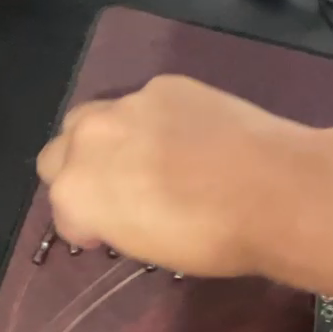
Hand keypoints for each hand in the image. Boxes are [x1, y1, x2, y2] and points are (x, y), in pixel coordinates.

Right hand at [36, 75, 318, 276]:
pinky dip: (153, 122)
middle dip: (79, 174)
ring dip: (108, 141)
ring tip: (150, 160)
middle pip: (58, 153)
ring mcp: (127, 104)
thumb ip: (114, 220)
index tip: (109, 234)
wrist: (273, 191)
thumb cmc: (210, 240)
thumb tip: (118, 208)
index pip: (63, 210)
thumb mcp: (147, 247)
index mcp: (77, 191)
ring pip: (94, 119)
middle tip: (118, 193)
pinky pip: (141, 104)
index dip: (86, 226)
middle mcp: (88, 139)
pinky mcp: (165, 84)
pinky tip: (190, 139)